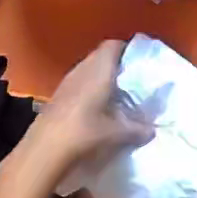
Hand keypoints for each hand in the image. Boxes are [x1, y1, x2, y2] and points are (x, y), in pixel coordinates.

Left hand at [10, 40, 148, 181]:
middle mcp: (82, 70)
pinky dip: (90, 89)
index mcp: (99, 70)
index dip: (127, 49)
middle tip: (133, 79)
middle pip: (100, 56)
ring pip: (88, 70)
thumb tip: (152, 131)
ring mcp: (67, 82)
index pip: (113, 46)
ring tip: (117, 94)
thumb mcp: (117, 134)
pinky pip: (79, 83)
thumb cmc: (84, 132)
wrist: (44, 151)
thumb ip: (137, 129)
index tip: (140, 61)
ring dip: (102, 77)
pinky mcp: (57, 96)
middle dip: (116, 65)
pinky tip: (97, 108)